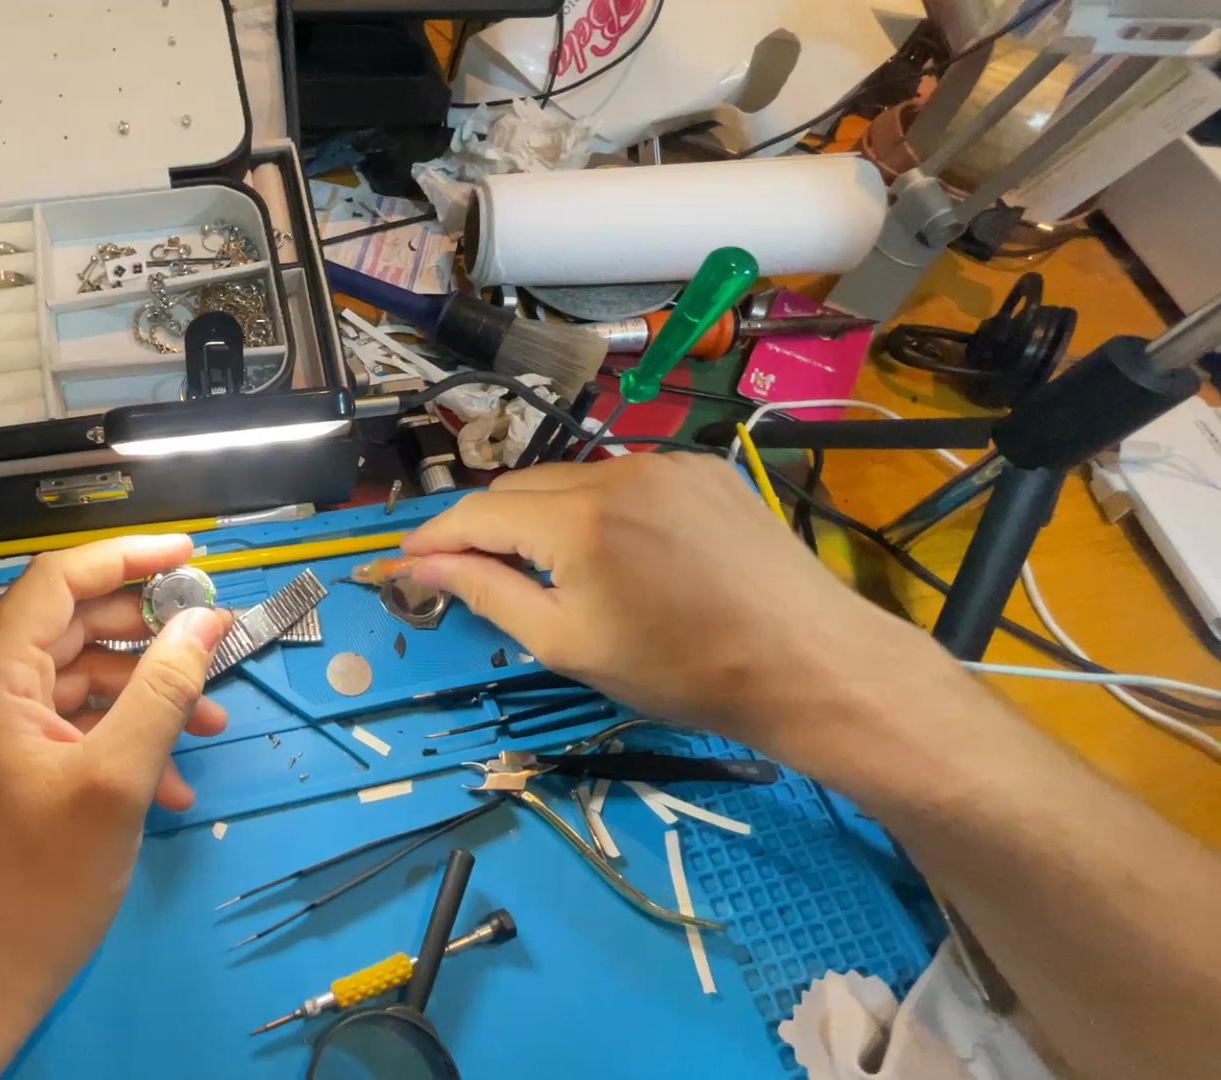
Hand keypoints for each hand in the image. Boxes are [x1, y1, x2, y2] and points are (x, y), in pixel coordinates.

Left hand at [0, 536, 230, 1072]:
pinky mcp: (9, 766)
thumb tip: (204, 621)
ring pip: (81, 682)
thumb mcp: (117, 781)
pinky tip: (172, 784)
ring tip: (211, 726)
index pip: (58, 581)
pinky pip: (72, 728)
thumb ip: (164, 690)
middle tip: (212, 639)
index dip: (127, 558)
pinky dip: (122, 739)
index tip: (190, 556)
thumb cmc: (41, 884)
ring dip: (147, 697)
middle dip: (149, 635)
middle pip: (74, 628)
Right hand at [403, 454, 944, 751]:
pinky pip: (619, 477)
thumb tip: (422, 567)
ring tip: (549, 564)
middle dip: (484, 526)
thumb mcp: (564, 642)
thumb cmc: (677, 670)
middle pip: (517, 488)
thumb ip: (484, 593)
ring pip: (566, 478)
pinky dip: (593, 505)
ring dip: (538, 514)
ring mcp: (663, 462)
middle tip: (474, 571)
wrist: (812, 665)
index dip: (434, 536)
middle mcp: (613, 470)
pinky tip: (613, 546)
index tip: (408, 560)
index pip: (476, 513)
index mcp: (575, 520)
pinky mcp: (700, 467)